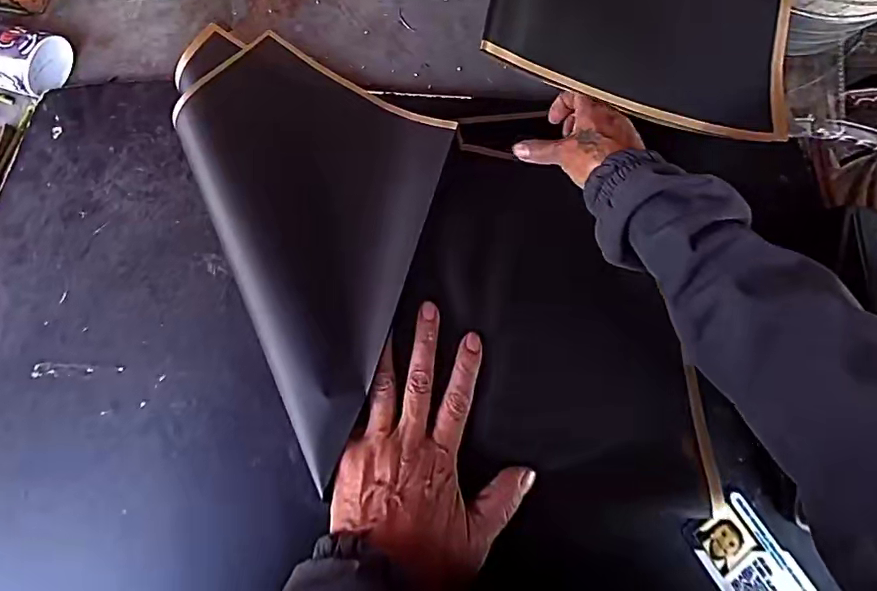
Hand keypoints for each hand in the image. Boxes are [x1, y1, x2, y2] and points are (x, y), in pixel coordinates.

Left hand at [330, 302, 535, 589]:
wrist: (375, 582)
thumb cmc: (422, 561)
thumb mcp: (474, 537)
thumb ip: (501, 500)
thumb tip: (525, 474)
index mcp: (438, 458)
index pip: (457, 401)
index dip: (466, 368)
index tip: (471, 340)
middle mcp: (408, 444)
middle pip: (420, 381)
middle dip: (426, 342)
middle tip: (428, 312)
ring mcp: (376, 446)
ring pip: (383, 388)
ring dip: (387, 355)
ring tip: (386, 328)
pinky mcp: (350, 457)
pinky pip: (352, 416)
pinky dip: (353, 393)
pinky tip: (351, 374)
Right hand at [510, 91, 644, 186]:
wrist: (624, 181)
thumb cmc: (598, 161)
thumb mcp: (560, 154)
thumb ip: (539, 150)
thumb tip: (522, 149)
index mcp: (592, 110)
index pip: (573, 94)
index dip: (560, 105)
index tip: (555, 119)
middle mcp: (611, 115)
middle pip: (590, 107)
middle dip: (575, 120)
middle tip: (566, 134)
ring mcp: (624, 129)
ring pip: (605, 122)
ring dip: (591, 131)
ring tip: (581, 147)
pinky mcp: (634, 144)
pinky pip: (617, 137)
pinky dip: (606, 143)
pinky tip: (599, 158)